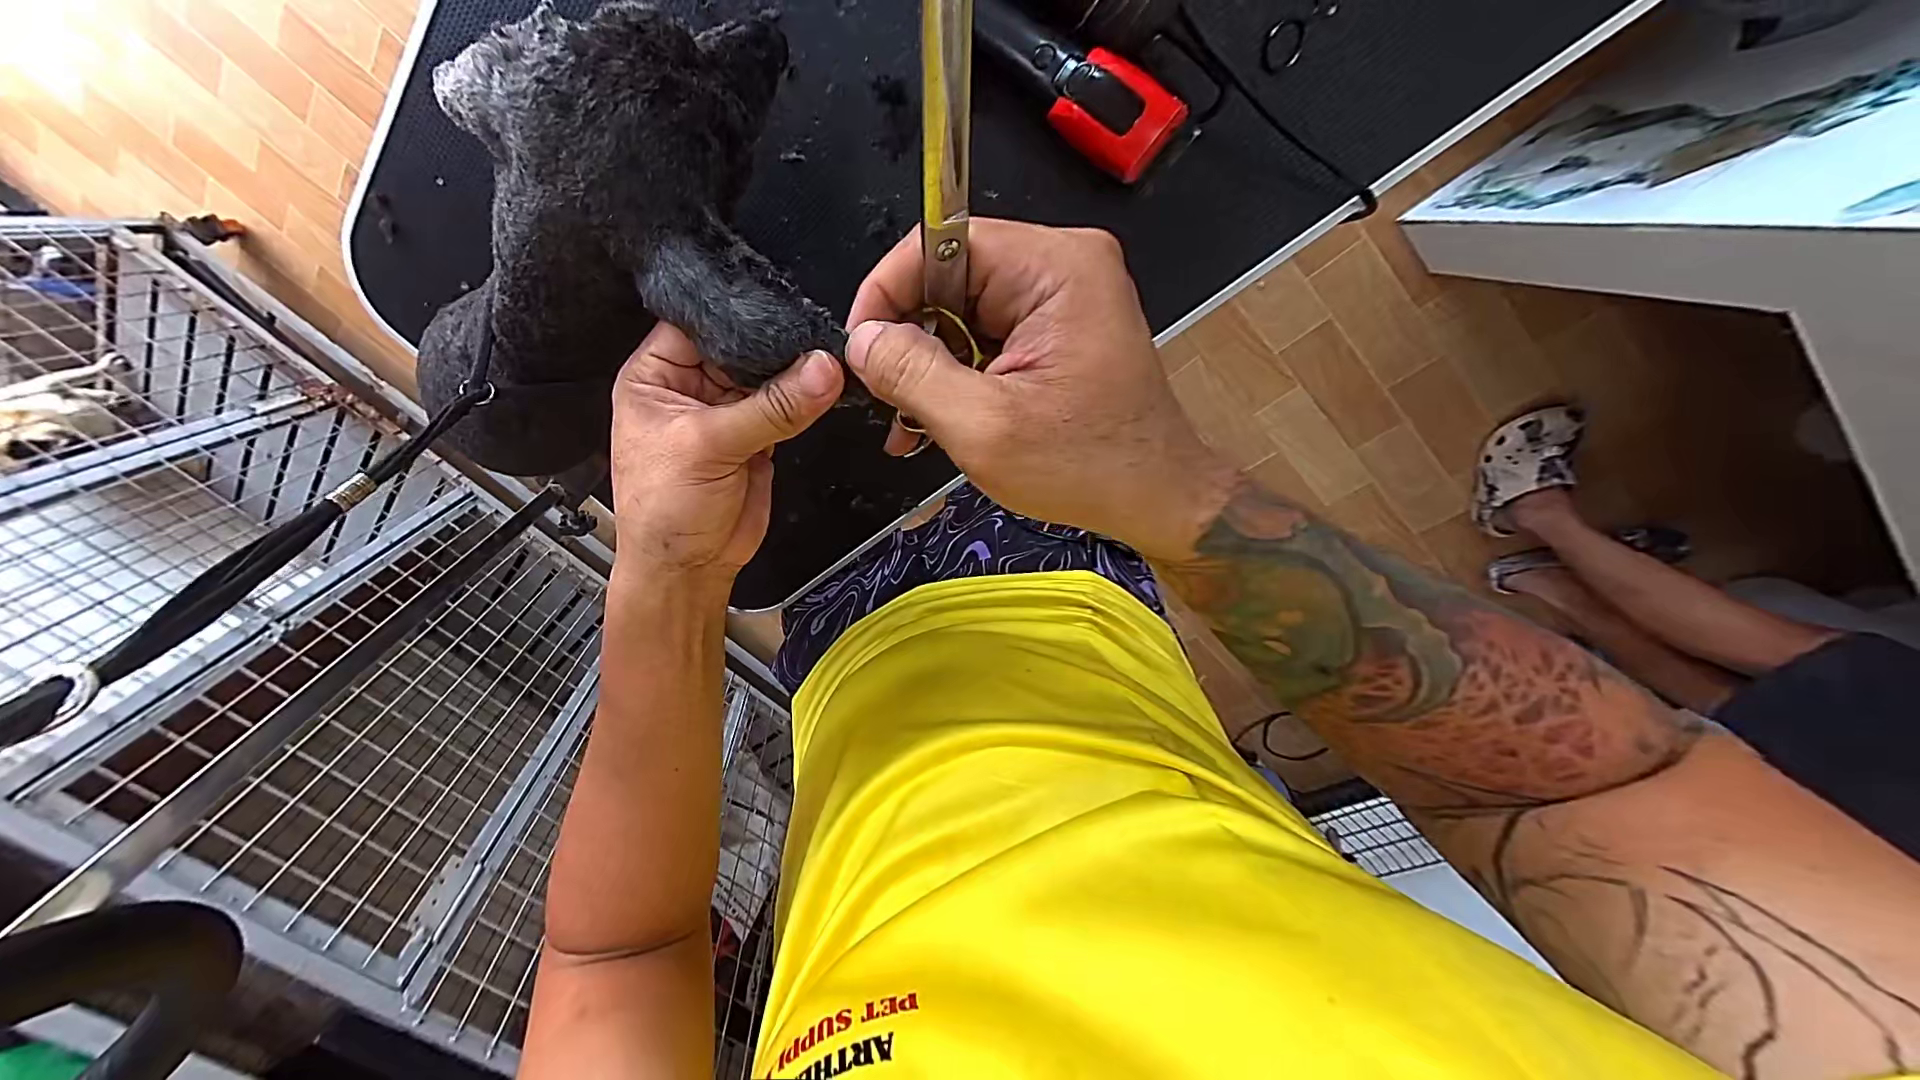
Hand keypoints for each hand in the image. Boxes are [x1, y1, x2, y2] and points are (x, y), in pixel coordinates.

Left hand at [609, 322, 841, 581]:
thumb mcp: (710, 447)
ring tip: (827, 361)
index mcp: (657, 376)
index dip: (738, 312)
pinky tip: (825, 389)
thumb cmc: (665, 512)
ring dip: (796, 373)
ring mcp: (728, 413)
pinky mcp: (758, 436)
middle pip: (741, 348)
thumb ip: (771, 408)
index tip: (782, 305)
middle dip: (776, 343)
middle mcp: (692, 389)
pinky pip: (787, 409)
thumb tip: (820, 371)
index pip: (699, 323)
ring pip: (768, 378)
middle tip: (815, 334)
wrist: (692, 568)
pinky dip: (806, 402)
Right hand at [845, 218, 1235, 561]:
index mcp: (1055, 269)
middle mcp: (1062, 269)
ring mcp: (1060, 300)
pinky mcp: (1055, 332)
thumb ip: (912, 374)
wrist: (1154, 498)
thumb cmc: (1092, 467)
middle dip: (911, 341)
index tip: (862, 345)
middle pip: (948, 280)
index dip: (887, 291)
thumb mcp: (984, 427)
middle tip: (892, 398)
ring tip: (916, 422)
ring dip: (931, 368)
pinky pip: (985, 338)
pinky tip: (942, 417)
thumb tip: (864, 341)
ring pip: (960, 314)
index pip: (939, 243)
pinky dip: (957, 377)